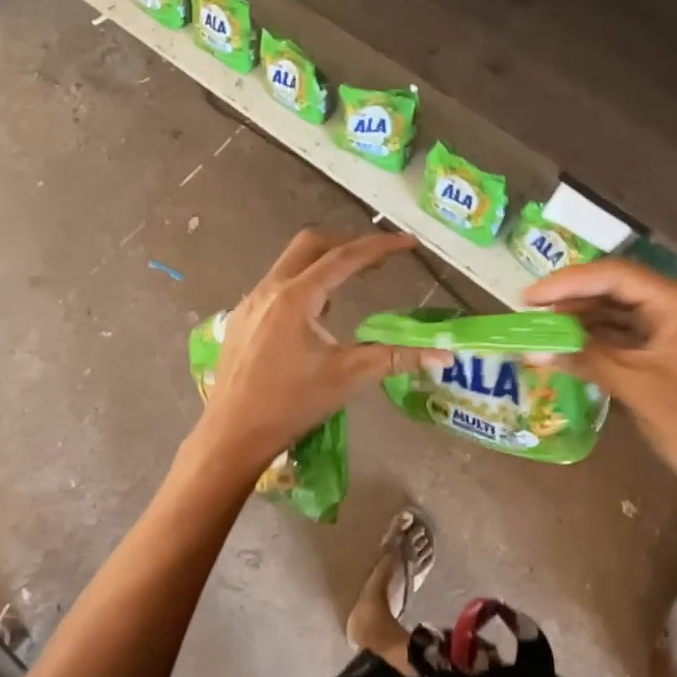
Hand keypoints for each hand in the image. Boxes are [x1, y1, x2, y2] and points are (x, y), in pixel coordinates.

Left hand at [198, 230, 440, 470]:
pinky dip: (302, 284)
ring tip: (351, 284)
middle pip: (311, 244)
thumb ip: (396, 358)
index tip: (408, 243)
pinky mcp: (242, 317)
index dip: (380, 246)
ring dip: (323, 263)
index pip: (344, 257)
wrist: (233, 434)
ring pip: (290, 262)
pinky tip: (315, 315)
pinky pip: (276, 284)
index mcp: (296, 297)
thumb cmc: (292, 405)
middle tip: (378, 258)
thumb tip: (443, 356)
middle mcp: (270, 289)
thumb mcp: (348, 377)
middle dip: (347, 243)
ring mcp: (250, 301)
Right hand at [524, 259, 676, 509]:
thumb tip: (531, 350)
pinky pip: (637, 337)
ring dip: (586, 322)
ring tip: (546, 333)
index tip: (528, 298)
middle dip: (574, 301)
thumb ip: (584, 360)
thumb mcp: (636, 388)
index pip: (616, 276)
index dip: (567, 283)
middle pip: (621, 291)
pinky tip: (575, 350)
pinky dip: (605, 342)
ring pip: (627, 314)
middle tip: (532, 315)